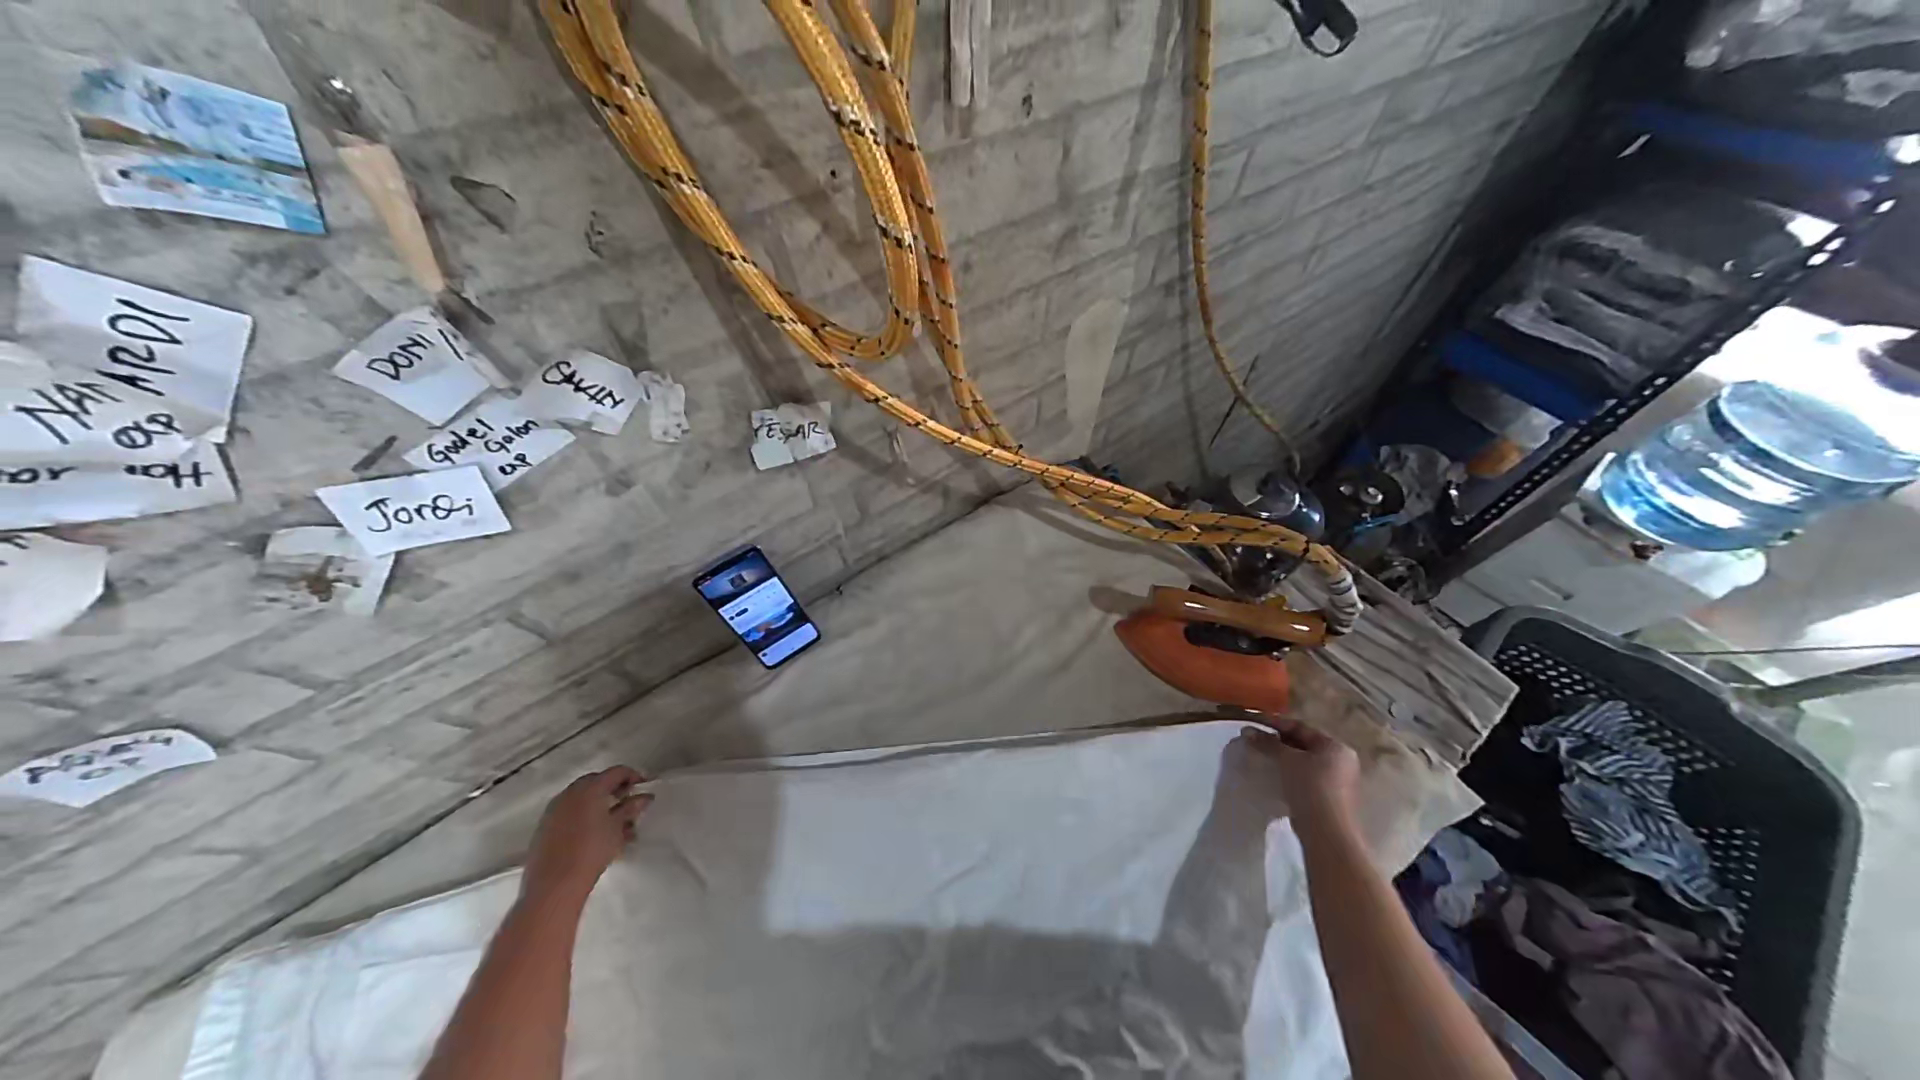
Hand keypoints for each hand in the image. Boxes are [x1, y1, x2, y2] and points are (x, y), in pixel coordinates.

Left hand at [522, 766, 651, 906]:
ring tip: (614, 821)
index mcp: (590, 788)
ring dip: (599, 803)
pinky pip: (569, 811)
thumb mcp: (618, 828)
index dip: (633, 776)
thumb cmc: (592, 851)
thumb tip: (644, 797)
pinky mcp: (545, 826)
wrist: (554, 884)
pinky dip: (584, 814)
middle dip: (615, 788)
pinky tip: (595, 832)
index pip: (616, 772)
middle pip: (597, 781)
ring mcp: (554, 809)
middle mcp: (569, 793)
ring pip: (582, 797)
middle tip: (629, 801)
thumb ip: (631, 809)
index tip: (644, 787)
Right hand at [1244, 719, 1359, 829]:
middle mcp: (1341, 761)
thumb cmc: (1310, 787)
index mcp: (1335, 746)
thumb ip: (1267, 743)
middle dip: (1278, 742)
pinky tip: (1274, 776)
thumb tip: (1247, 731)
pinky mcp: (1330, 798)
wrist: (1327, 831)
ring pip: (1304, 762)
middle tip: (1255, 740)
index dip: (1276, 724)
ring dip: (1283, 758)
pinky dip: (1290, 774)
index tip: (1254, 724)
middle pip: (1304, 744)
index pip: (1301, 727)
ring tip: (1261, 757)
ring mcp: (1338, 781)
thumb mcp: (1286, 760)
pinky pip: (1306, 778)